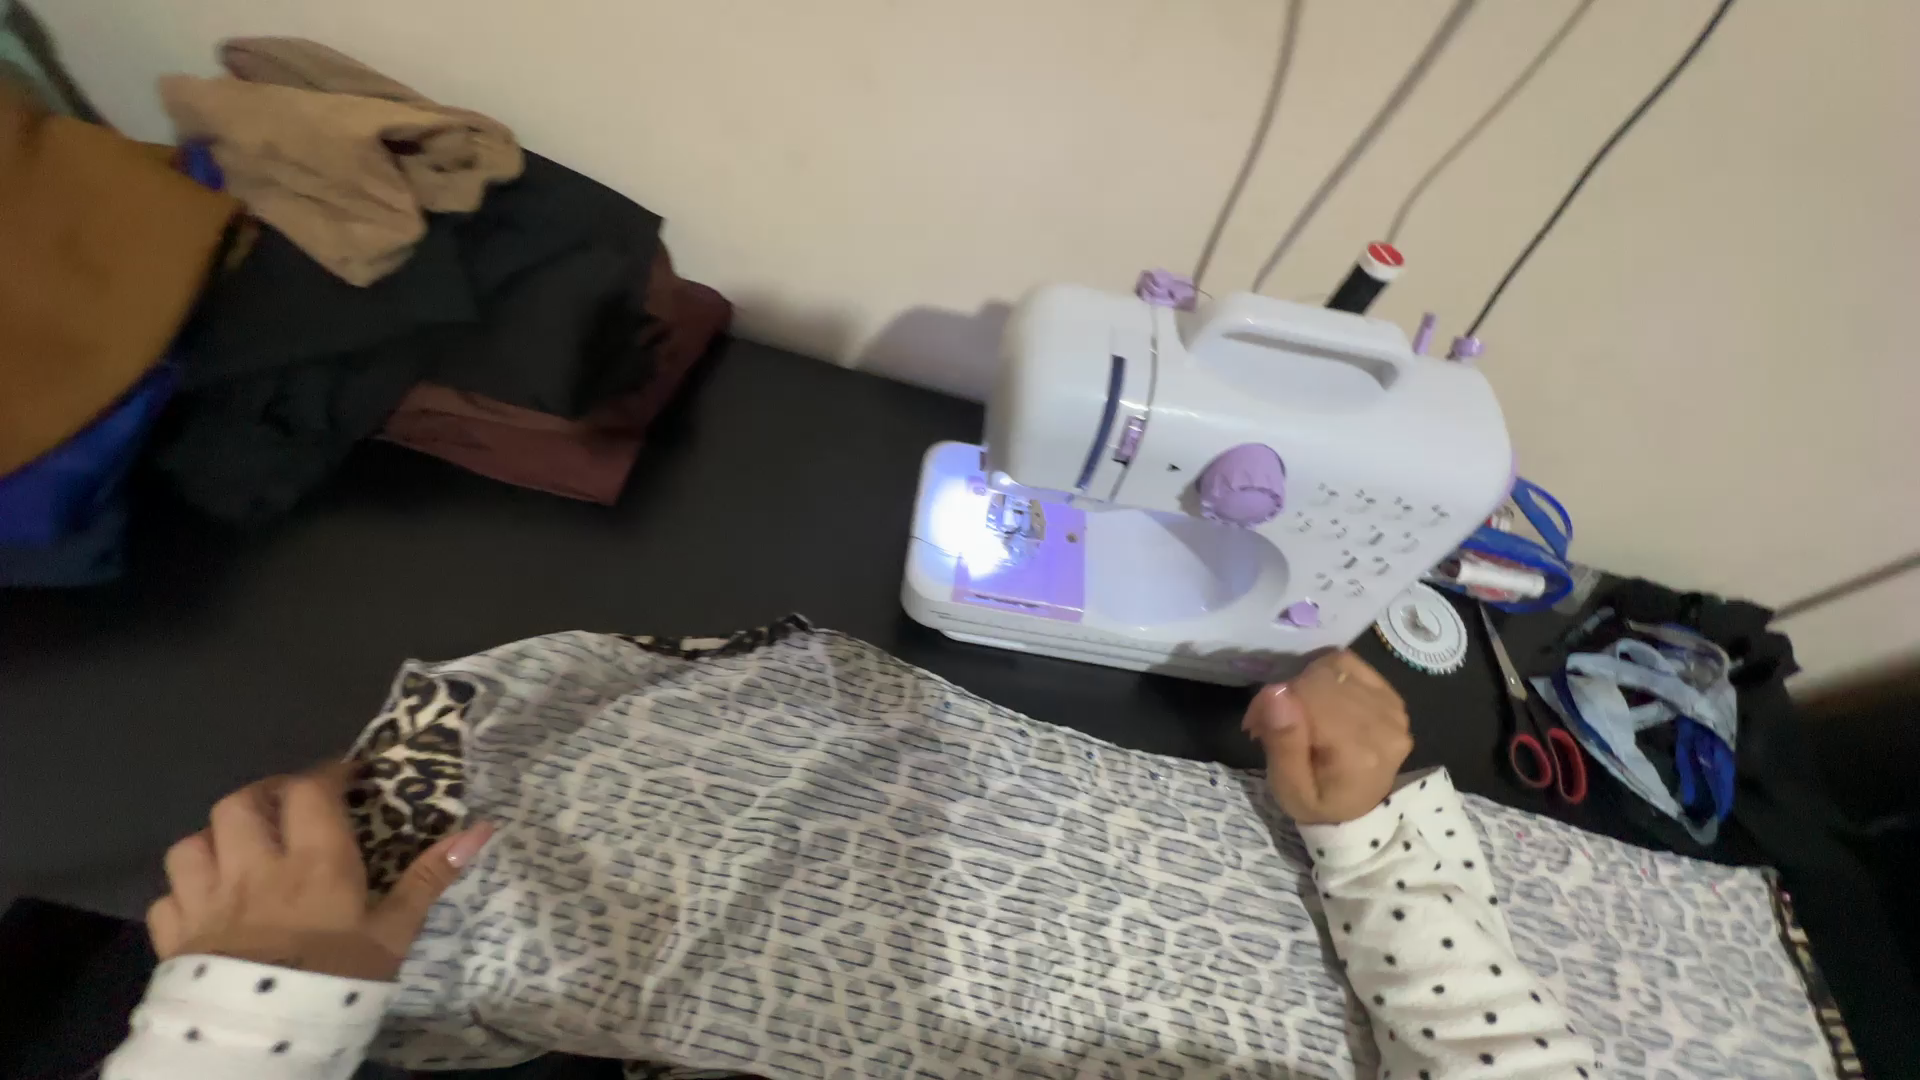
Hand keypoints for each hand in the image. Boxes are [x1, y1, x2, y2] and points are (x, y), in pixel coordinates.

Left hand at [146, 762, 493, 980]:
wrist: (255, 1045)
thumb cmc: (336, 977)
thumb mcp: (396, 929)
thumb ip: (432, 875)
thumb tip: (483, 828)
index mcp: (315, 860)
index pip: (309, 791)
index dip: (329, 773)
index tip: (351, 775)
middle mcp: (255, 869)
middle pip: (241, 804)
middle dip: (268, 792)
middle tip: (295, 801)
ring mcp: (207, 903)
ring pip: (193, 842)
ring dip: (219, 834)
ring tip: (247, 843)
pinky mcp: (173, 939)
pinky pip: (168, 895)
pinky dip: (188, 886)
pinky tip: (211, 896)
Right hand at [1243, 650, 1412, 824]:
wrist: (1357, 814)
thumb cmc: (1317, 803)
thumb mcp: (1289, 788)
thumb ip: (1283, 743)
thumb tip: (1276, 691)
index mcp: (1358, 750)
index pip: (1307, 695)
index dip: (1274, 703)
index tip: (1257, 726)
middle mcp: (1384, 724)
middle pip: (1319, 680)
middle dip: (1287, 693)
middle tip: (1270, 722)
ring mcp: (1392, 709)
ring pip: (1332, 669)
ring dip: (1304, 683)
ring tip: (1295, 711)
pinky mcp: (1391, 697)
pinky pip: (1349, 665)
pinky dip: (1326, 674)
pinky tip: (1320, 699)